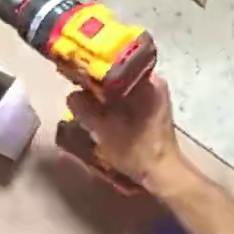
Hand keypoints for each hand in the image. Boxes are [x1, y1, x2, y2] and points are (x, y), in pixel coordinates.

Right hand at [67, 74, 184, 189]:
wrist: (162, 173)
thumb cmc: (136, 150)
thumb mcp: (104, 130)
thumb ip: (85, 109)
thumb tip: (72, 94)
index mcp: (148, 80)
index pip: (118, 60)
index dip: (96, 64)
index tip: (79, 68)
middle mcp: (154, 81)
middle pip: (120, 71)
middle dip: (100, 77)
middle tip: (79, 83)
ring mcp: (156, 93)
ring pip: (124, 83)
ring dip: (107, 89)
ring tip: (86, 94)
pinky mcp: (153, 106)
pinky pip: (129, 94)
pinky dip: (115, 99)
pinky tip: (101, 107)